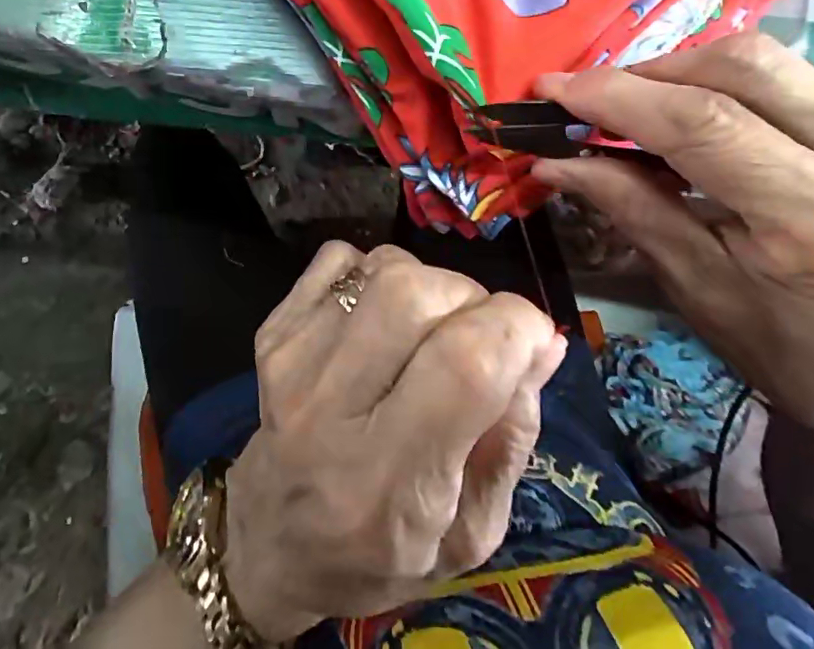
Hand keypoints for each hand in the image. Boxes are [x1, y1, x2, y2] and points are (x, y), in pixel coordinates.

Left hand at [222, 243, 564, 639]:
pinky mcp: (271, 330)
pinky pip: (340, 258)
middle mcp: (328, 409)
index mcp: (388, 481)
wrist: (272, 540)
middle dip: (472, 298)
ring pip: (381, 269)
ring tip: (429, 331)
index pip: (463, 365)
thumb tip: (542, 341)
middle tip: (480, 335)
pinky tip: (379, 318)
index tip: (534, 339)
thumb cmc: (379, 554)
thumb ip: (512, 437)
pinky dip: (376, 273)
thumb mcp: (471, 533)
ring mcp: (290, 360)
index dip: (516, 329)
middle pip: (412, 295)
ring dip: (429, 285)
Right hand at [531, 32, 813, 457]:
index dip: (618, 95)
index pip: (707, 124)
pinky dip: (728, 93)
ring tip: (638, 110)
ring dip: (685, 75)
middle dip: (650, 72)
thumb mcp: (694, 286)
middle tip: (592, 100)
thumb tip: (552, 159)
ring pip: (772, 64)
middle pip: (746, 68)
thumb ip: (629, 207)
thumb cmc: (786, 352)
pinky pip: (797, 84)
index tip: (551, 88)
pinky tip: (703, 127)